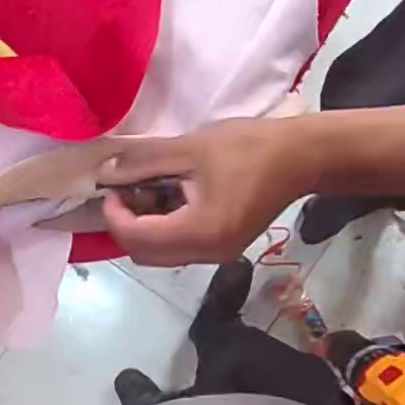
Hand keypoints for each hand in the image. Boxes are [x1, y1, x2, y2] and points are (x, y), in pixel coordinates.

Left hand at [101, 116, 321, 265]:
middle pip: (146, 254)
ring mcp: (217, 256)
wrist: (300, 157)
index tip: (112, 187)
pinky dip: (166, 227)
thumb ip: (143, 162)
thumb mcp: (190, 148)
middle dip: (128, 223)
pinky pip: (181, 248)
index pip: (137, 238)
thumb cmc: (248, 148)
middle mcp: (207, 255)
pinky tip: (173, 195)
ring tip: (152, 187)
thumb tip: (105, 172)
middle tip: (129, 187)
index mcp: (199, 232)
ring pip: (162, 253)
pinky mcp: (224, 249)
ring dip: (147, 225)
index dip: (115, 215)